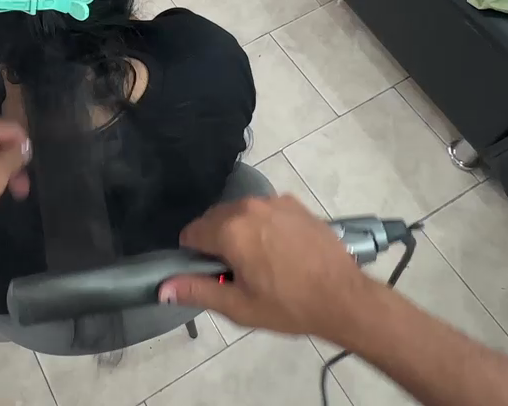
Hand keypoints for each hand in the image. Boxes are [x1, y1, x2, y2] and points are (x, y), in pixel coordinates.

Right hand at [158, 195, 376, 337]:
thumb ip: (197, 291)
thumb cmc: (289, 304)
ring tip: (261, 261)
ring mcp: (271, 200)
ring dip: (240, 231)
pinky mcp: (292, 202)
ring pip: (240, 213)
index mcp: (230, 230)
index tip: (212, 273)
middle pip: (215, 219)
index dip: (195, 254)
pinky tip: (280, 249)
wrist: (344, 297)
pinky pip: (264, 210)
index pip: (192, 232)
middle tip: (238, 272)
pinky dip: (263, 224)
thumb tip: (162, 287)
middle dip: (218, 241)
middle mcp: (246, 206)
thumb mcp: (240, 307)